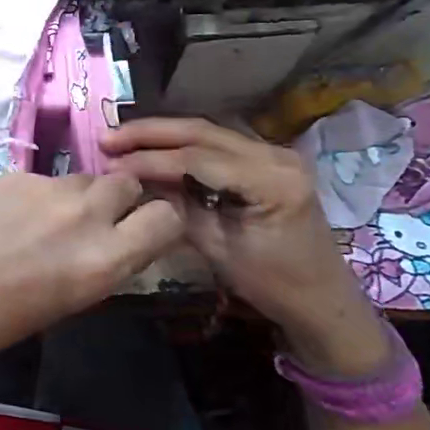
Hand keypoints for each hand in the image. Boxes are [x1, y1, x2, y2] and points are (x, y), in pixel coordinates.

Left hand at [0, 172, 183, 379]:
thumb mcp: (62, 306)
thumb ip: (96, 267)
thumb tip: (111, 245)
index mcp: (103, 262)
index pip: (166, 218)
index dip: (159, 223)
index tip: (144, 233)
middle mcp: (84, 216)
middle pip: (129, 183)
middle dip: (122, 199)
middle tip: (95, 223)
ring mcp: (46, 189)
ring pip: (85, 177)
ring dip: (81, 195)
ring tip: (48, 222)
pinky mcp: (13, 174)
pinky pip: (45, 179)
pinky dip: (40, 195)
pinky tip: (9, 218)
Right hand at [101, 118, 388, 376]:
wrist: (320, 299)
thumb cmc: (272, 283)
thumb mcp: (218, 248)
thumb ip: (179, 207)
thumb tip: (136, 181)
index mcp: (272, 180)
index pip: (198, 158)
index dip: (151, 159)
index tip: (111, 164)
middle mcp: (277, 155)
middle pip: (203, 131)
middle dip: (151, 132)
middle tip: (109, 138)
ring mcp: (276, 153)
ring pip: (208, 131)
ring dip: (164, 133)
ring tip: (123, 139)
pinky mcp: (268, 160)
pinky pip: (218, 143)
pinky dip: (183, 143)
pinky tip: (154, 147)